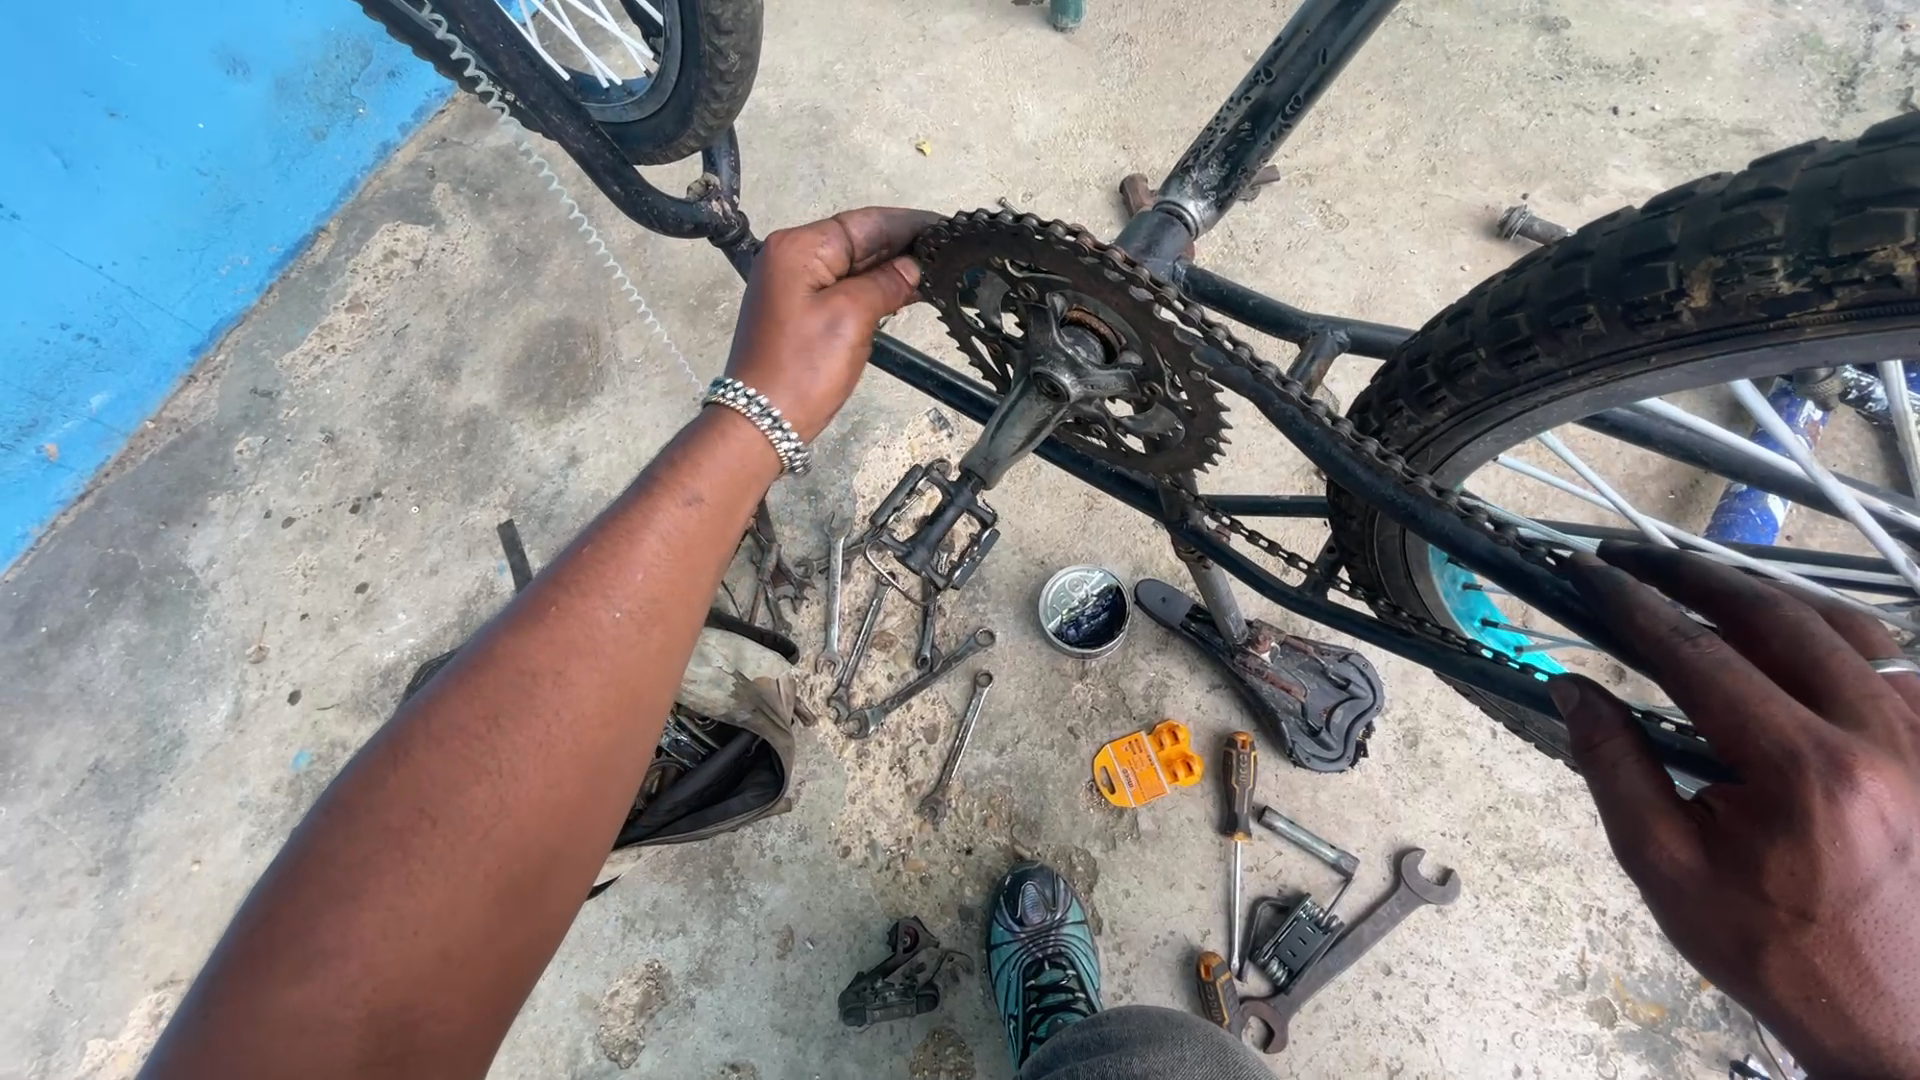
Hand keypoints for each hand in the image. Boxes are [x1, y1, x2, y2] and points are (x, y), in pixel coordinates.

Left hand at [724, 207, 941, 441]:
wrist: (764, 420)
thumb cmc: (802, 369)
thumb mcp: (851, 318)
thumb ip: (885, 284)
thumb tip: (914, 267)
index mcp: (799, 248)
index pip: (864, 223)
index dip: (908, 224)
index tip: (946, 228)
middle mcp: (793, 258)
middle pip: (858, 241)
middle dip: (902, 246)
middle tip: (950, 251)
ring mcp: (795, 287)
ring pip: (853, 267)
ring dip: (892, 269)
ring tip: (937, 271)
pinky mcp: (802, 313)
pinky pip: (845, 290)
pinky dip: (875, 291)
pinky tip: (906, 293)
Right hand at [1552, 543, 1919, 1078]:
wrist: (1911, 1030)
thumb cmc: (1771, 949)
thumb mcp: (1662, 864)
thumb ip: (1613, 764)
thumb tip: (1570, 687)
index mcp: (1800, 768)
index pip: (1696, 653)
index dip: (1631, 603)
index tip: (1584, 571)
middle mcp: (1884, 739)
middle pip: (1780, 617)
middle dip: (1693, 573)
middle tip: (1631, 555)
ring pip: (1855, 629)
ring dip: (1766, 591)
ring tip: (1702, 577)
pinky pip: (1905, 668)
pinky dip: (1841, 632)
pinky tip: (1795, 631)